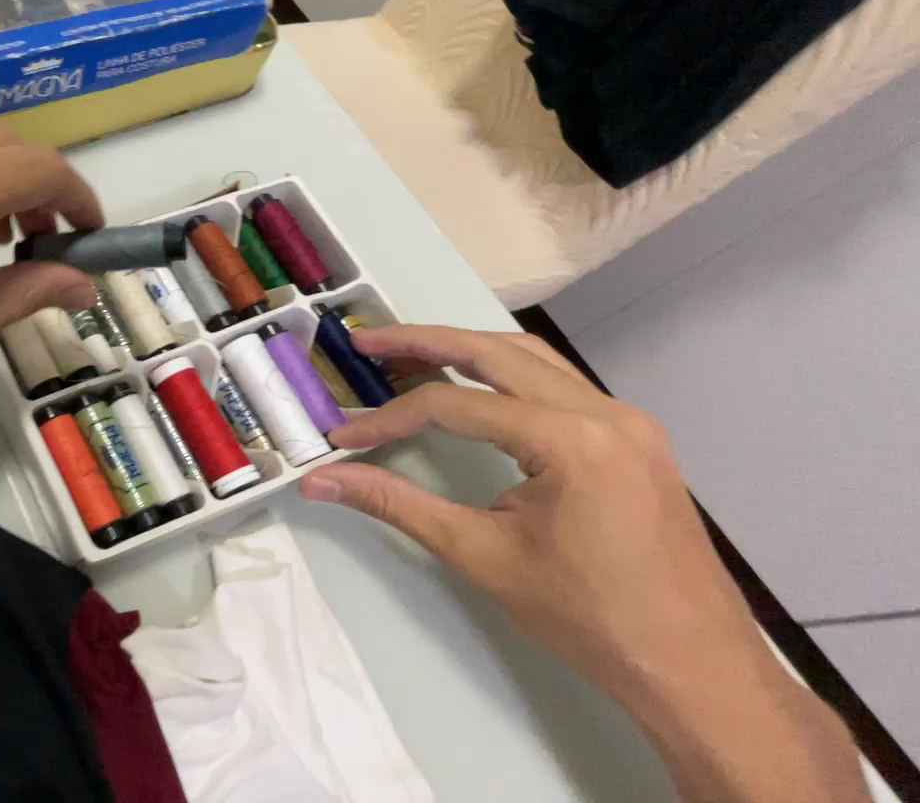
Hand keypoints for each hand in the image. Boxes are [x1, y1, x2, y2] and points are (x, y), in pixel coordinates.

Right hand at [298, 325, 752, 696]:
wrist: (697, 672)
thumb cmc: (588, 617)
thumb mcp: (479, 554)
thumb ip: (394, 503)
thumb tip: (319, 482)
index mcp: (571, 440)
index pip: (455, 406)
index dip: (389, 417)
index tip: (344, 437)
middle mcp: (605, 414)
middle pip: (495, 352)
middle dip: (423, 342)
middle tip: (365, 343)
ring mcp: (627, 423)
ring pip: (530, 358)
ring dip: (465, 348)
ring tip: (406, 352)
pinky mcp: (632, 440)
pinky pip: (556, 384)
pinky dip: (502, 373)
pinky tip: (471, 386)